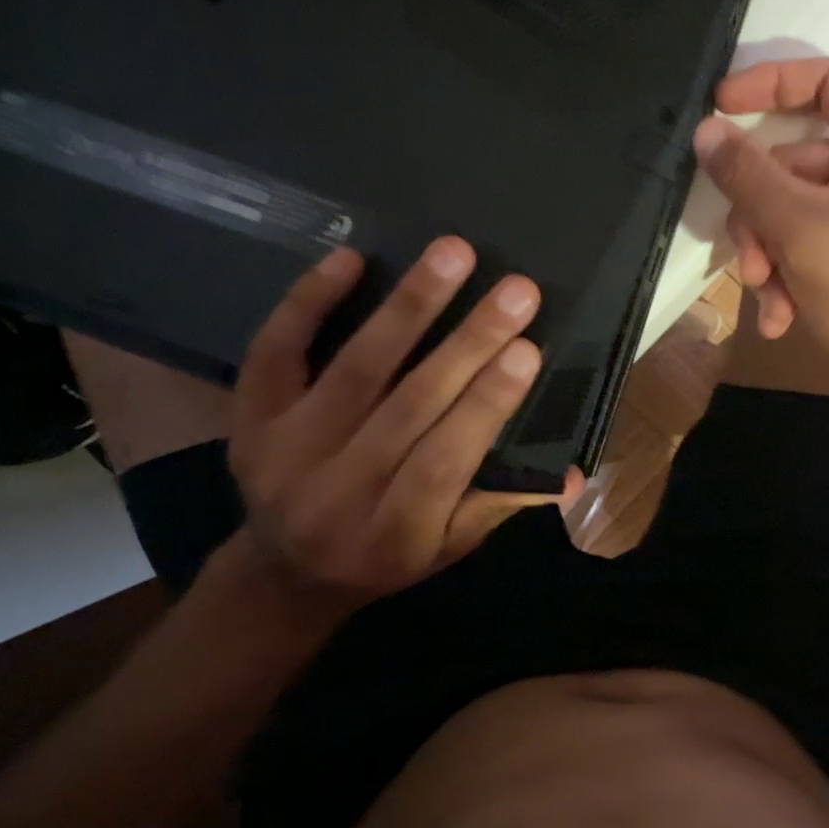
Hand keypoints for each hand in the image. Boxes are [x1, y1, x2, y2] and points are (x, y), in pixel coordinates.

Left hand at [226, 239, 581, 606]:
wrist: (283, 573)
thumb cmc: (386, 555)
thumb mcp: (449, 547)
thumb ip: (503, 505)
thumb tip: (575, 476)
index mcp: (394, 530)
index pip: (445, 460)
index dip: (486, 405)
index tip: (529, 350)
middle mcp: (336, 490)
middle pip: (409, 405)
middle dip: (468, 342)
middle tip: (516, 290)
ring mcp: (286, 449)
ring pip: (356, 369)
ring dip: (409, 306)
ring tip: (452, 254)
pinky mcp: (252, 417)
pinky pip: (275, 351)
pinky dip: (308, 302)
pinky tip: (352, 258)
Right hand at [696, 58, 828, 403]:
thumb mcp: (797, 230)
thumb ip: (746, 173)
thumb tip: (706, 129)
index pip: (827, 79)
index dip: (766, 85)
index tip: (717, 107)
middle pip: (807, 162)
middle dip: (764, 216)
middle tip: (747, 263)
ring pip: (816, 209)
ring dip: (779, 253)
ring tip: (769, 302)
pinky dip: (809, 270)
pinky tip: (787, 317)